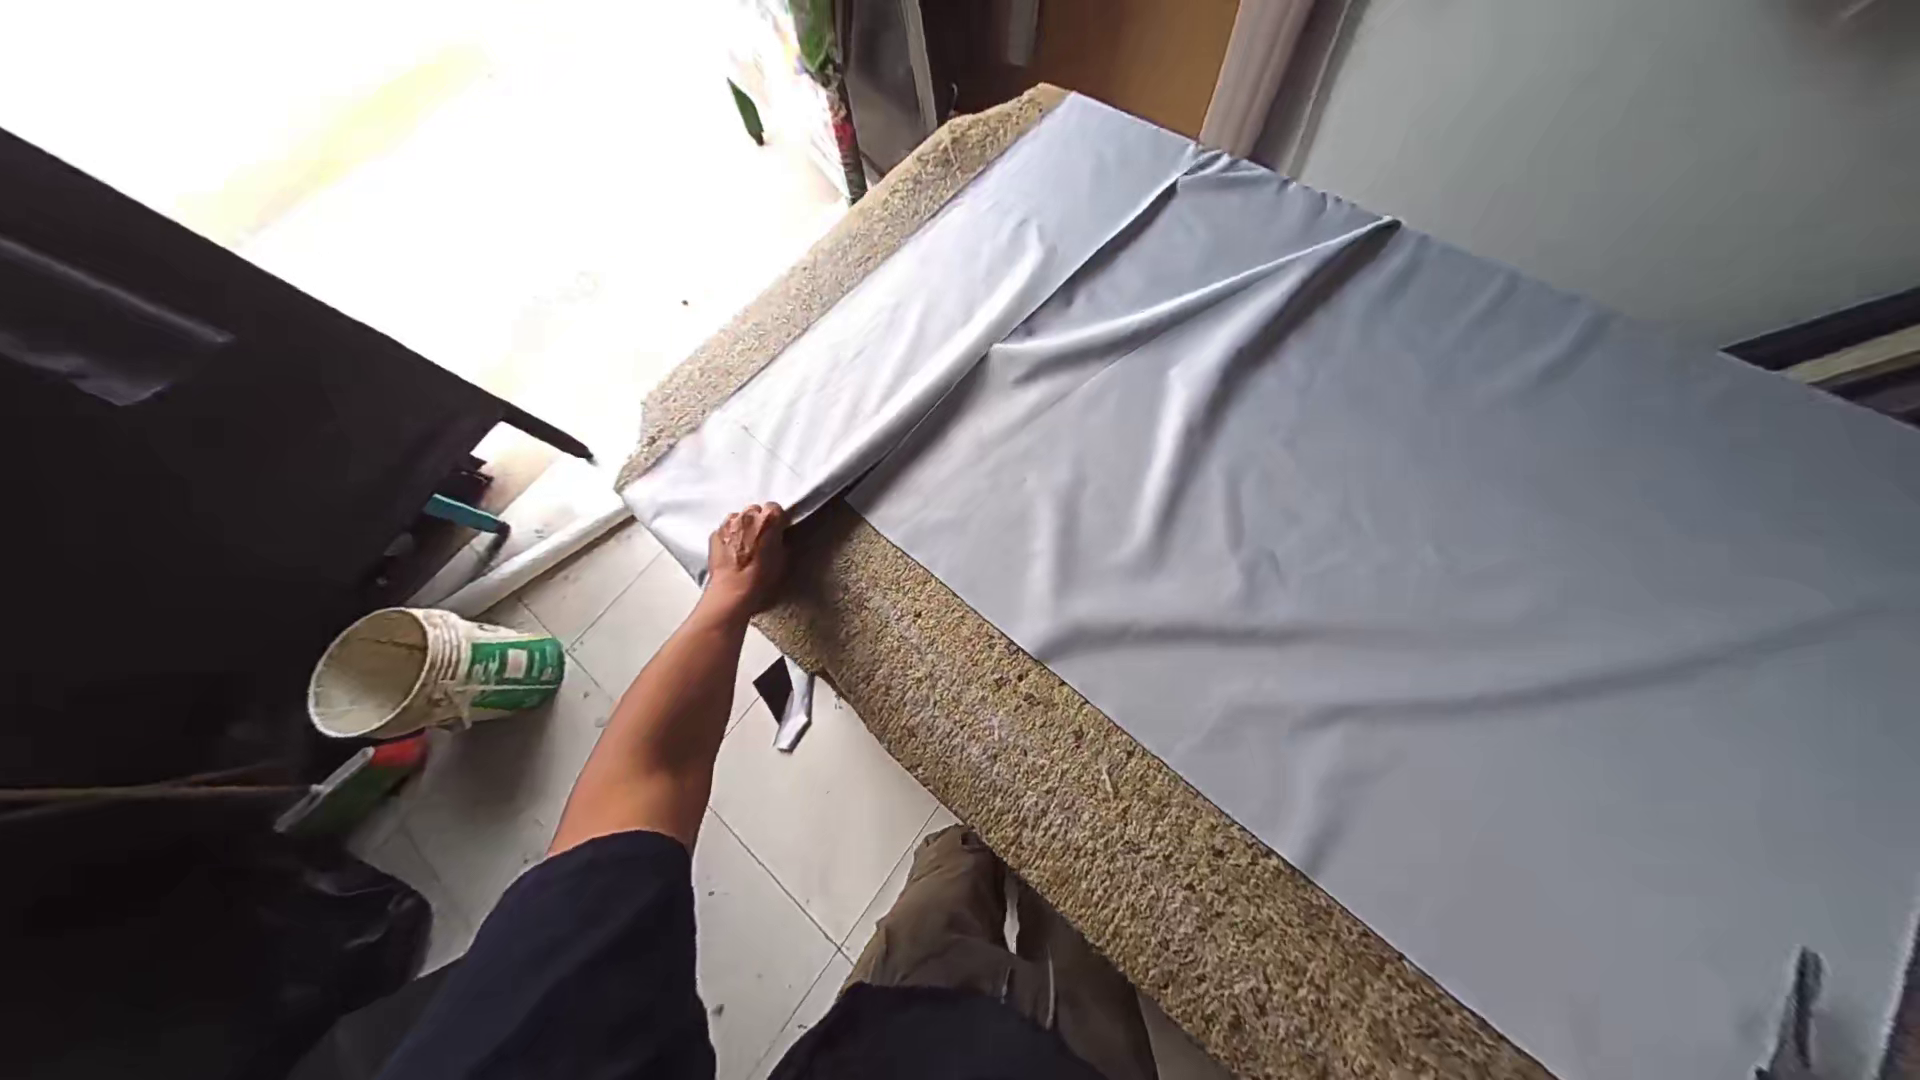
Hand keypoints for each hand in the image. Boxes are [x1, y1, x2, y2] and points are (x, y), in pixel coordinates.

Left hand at [704, 502, 786, 617]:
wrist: (733, 592)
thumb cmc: (762, 578)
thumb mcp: (783, 558)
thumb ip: (780, 539)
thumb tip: (778, 536)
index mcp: (768, 519)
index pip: (775, 507)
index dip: (777, 520)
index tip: (777, 530)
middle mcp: (747, 515)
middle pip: (755, 510)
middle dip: (758, 521)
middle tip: (761, 539)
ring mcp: (728, 524)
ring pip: (738, 518)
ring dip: (743, 526)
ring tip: (745, 544)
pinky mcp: (714, 534)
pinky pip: (725, 529)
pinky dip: (730, 536)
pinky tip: (732, 550)